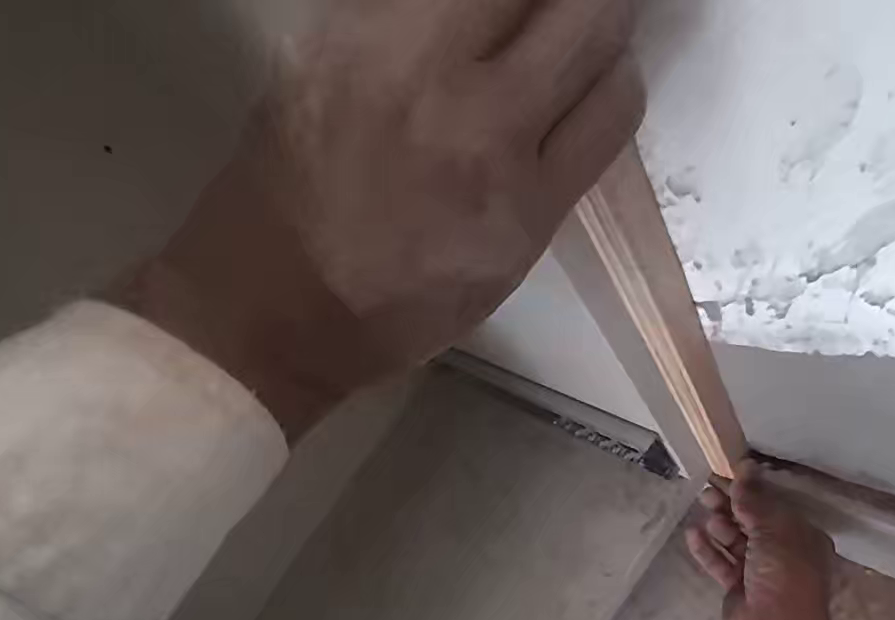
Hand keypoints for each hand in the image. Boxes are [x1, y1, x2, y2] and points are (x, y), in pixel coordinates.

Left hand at [115, 0, 644, 438]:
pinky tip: (452, 30)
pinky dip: (455, 2)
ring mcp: (417, 64)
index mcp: (527, 206)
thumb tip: (567, 115)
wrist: (277, 304)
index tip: (597, 78)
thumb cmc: (393, 313)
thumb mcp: (495, 274)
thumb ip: (543, 190)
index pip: (615, 100)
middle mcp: (487, 125)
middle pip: (589, 13)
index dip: (617, 80)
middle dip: (597, 11)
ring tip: (515, 22)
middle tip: (572, 23)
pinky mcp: (349, 27)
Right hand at [685, 461, 848, 619]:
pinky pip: (720, 562)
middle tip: (707, 490)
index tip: (726, 473)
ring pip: (734, 541)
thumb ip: (755, 500)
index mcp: (800, 536)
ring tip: (703, 509)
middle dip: (730, 505)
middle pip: (751, 522)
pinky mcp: (737, 587)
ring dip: (719, 525)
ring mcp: (758, 571)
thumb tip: (746, 466)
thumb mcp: (774, 532)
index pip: (773, 506)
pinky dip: (707, 549)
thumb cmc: (784, 574)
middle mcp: (781, 552)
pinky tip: (692, 534)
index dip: (749, 490)